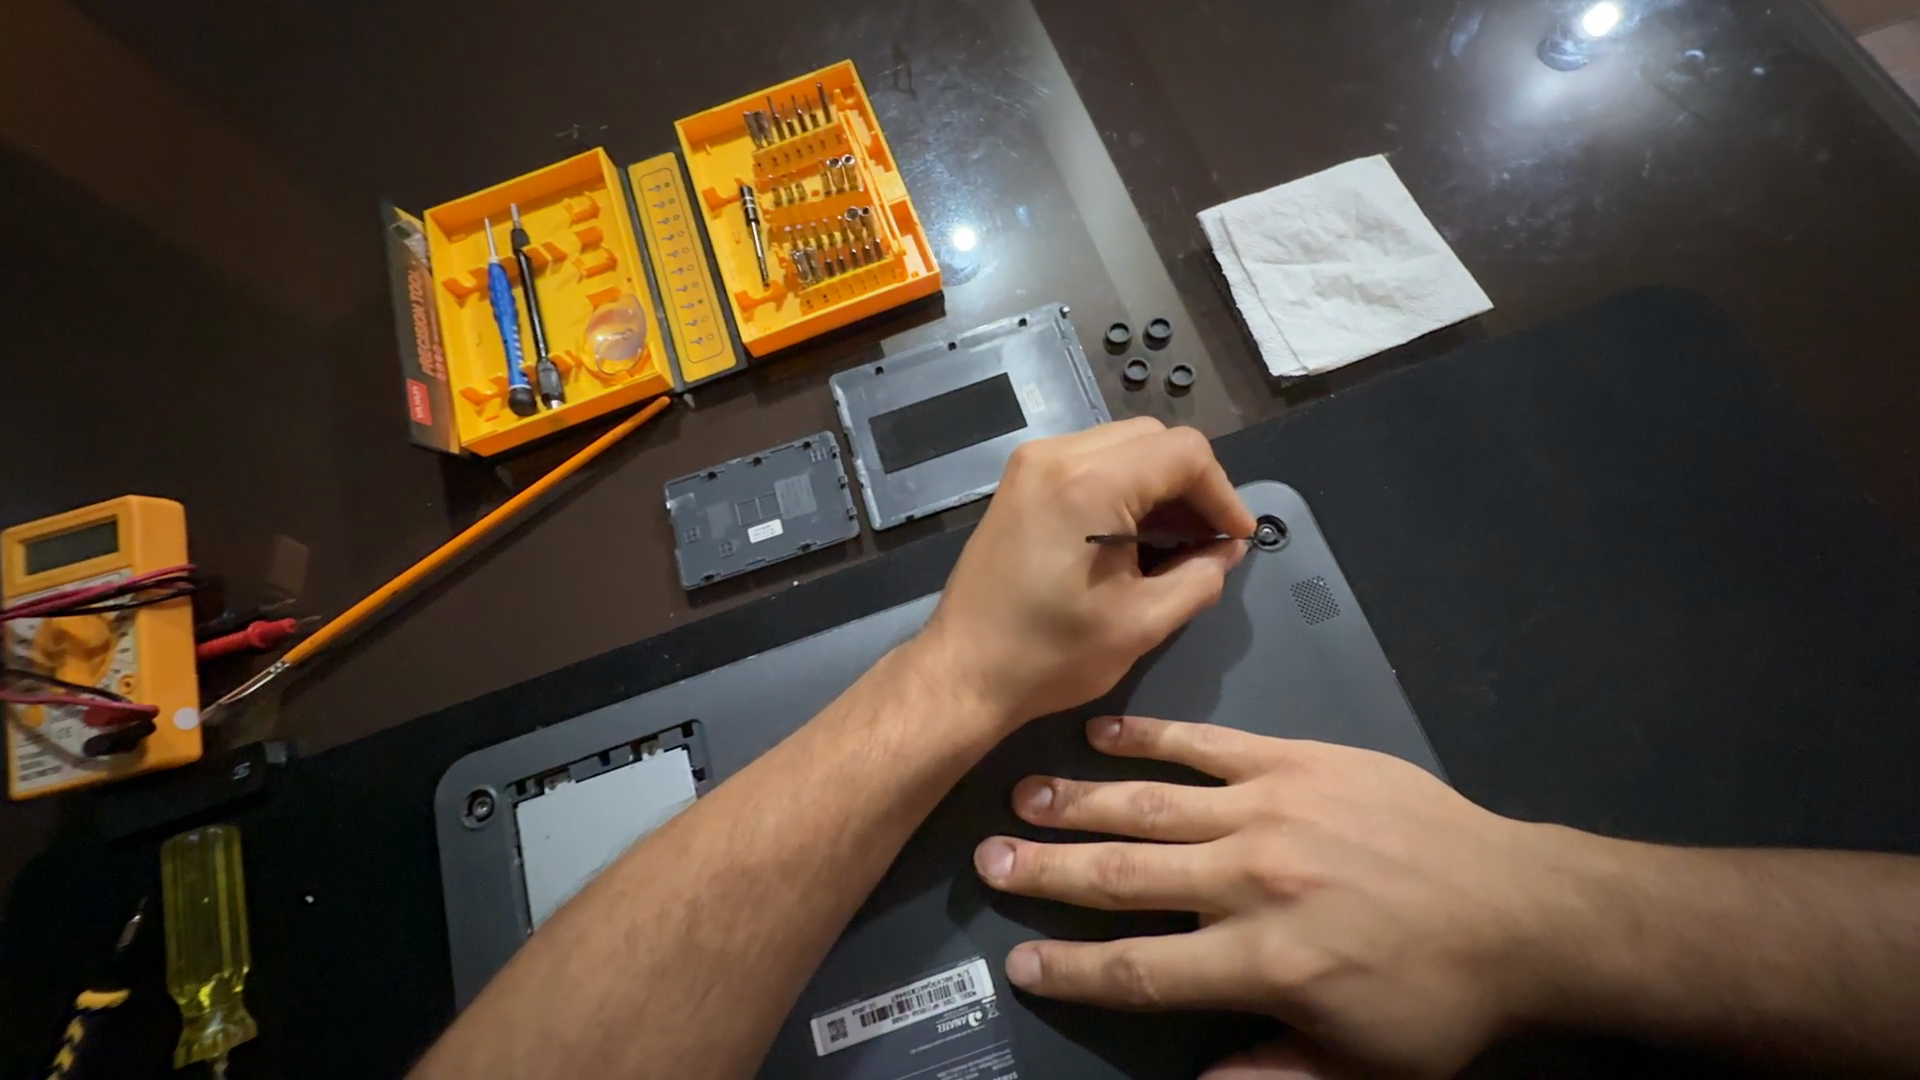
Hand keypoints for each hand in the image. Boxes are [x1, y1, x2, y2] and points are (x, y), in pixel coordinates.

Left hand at [920, 419, 1255, 726]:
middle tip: (1205, 540)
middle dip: (1191, 485)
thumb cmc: (1051, 654)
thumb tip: (1227, 549)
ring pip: (1121, 446)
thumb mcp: (1142, 622)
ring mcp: (1030, 464)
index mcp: (1089, 481)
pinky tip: (1129, 534)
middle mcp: (1056, 454)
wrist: (964, 670)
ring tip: (1172, 541)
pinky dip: (1120, 487)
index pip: (1185, 453)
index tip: (1233, 538)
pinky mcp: (1018, 482)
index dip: (1222, 493)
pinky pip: (1087, 462)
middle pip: (1153, 439)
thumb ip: (1201, 575)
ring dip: (1156, 484)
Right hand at [972, 717, 1596, 1077]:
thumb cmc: (1439, 991)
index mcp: (1266, 960)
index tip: (1019, 959)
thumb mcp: (1367, 1064)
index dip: (1073, 969)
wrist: (1519, 903)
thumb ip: (1274, 1073)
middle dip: (1049, 872)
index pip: (1142, 968)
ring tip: (1023, 795)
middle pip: (1125, 877)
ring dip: (1079, 801)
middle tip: (990, 860)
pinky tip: (1100, 734)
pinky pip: (1202, 745)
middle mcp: (1250, 879)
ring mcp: (1265, 808)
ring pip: (1149, 805)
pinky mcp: (1288, 760)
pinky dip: (1146, 738)